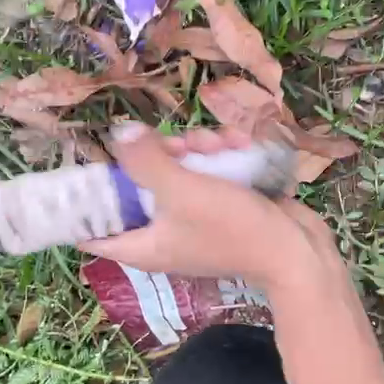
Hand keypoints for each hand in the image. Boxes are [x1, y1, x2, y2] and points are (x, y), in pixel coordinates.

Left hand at [79, 123, 339, 294]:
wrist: (297, 251)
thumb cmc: (234, 229)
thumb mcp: (183, 191)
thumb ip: (145, 160)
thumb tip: (119, 132)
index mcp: (143, 244)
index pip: (92, 230)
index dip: (86, 198)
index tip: (92, 163)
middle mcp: (166, 234)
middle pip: (142, 186)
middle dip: (162, 156)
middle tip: (181, 146)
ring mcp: (198, 221)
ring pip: (182, 173)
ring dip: (202, 149)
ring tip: (224, 143)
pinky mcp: (227, 209)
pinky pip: (213, 176)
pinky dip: (225, 159)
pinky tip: (241, 144)